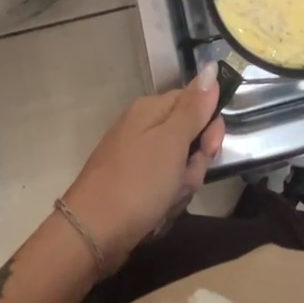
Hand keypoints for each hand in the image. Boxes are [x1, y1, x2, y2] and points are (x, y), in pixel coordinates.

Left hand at [61, 64, 224, 270]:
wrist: (92, 235)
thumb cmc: (136, 182)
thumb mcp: (172, 141)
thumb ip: (194, 107)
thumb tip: (211, 67)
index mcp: (151, 110)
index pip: (196, 103)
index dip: (210, 127)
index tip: (210, 150)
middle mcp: (143, 128)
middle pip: (190, 139)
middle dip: (193, 166)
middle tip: (180, 181)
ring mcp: (137, 159)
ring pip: (181, 169)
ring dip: (180, 189)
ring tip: (164, 203)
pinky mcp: (134, 186)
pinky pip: (165, 190)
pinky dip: (166, 205)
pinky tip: (155, 217)